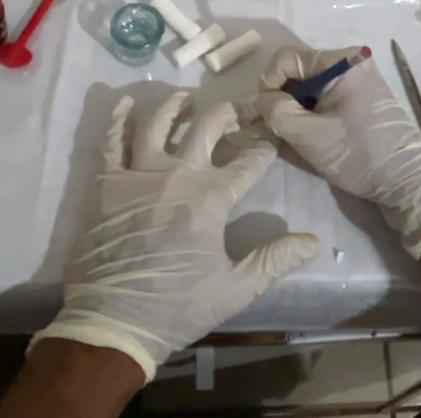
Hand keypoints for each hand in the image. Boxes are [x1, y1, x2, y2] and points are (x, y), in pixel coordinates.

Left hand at [30, 92, 319, 382]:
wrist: (113, 323)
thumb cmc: (176, 306)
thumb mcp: (234, 289)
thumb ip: (274, 261)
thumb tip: (312, 241)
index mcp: (210, 197)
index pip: (248, 161)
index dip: (264, 147)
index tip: (271, 139)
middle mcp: (177, 174)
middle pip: (206, 126)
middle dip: (227, 113)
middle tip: (236, 110)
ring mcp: (139, 174)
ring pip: (158, 123)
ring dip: (174, 105)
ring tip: (185, 97)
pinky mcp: (108, 183)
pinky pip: (112, 142)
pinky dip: (118, 120)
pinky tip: (124, 103)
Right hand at [255, 46, 420, 257]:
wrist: (404, 180)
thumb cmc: (356, 155)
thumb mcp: (308, 135)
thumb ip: (276, 111)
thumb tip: (262, 99)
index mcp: (342, 61)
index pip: (288, 58)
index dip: (270, 83)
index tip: (267, 112)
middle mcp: (351, 59)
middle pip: (300, 68)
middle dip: (284, 95)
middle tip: (280, 125)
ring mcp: (359, 75)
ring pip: (311, 81)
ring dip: (298, 104)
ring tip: (297, 131)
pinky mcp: (362, 92)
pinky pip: (326, 91)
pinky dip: (313, 107)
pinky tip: (315, 130)